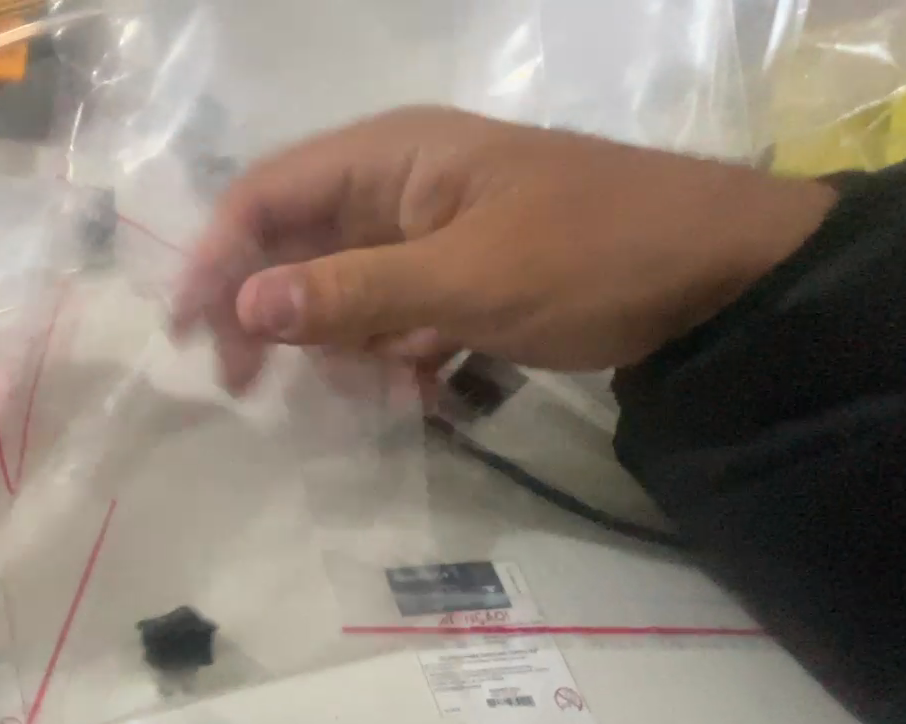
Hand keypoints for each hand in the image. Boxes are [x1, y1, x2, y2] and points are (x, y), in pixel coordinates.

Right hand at [174, 107, 836, 393]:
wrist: (719, 284)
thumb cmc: (593, 256)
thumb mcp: (466, 277)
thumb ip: (347, 292)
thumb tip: (242, 308)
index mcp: (387, 158)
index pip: (263, 197)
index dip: (215, 257)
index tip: (187, 326)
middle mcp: (383, 191)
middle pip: (279, 249)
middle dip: (261, 315)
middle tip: (241, 380)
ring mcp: (405, 238)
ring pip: (319, 295)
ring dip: (328, 347)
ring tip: (375, 382)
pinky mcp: (426, 280)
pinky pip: (364, 320)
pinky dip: (372, 357)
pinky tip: (411, 381)